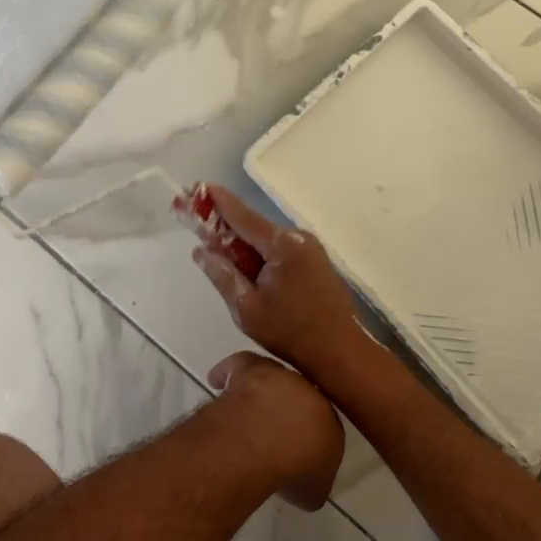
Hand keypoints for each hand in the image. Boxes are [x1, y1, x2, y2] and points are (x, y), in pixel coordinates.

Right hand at [190, 185, 379, 387]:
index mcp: (282, 245)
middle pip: (253, 226)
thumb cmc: (291, 333)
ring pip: (265, 239)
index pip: (241, 215)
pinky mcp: (316, 260)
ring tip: (220, 255)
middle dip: (225, 226)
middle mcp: (298, 238)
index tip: (197, 187)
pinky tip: (247, 269)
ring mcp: (310, 248)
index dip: (217, 201)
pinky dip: (259, 253)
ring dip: (242, 243)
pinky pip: (279, 249)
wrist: (342, 354)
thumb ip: (221, 275)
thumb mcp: (247, 308)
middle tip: (199, 227)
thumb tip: (200, 251)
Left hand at [208, 352, 343, 509]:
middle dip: (289, 412)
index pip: (324, 427)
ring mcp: (276, 374)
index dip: (309, 440)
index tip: (298, 452)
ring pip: (273, 376)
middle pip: (300, 397)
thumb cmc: (297, 467)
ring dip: (264, 391)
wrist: (269, 435)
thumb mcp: (313, 491)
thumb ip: (311, 485)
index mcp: (330, 420)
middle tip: (275, 430)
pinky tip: (218, 382)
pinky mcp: (249, 365)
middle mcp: (307, 390)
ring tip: (252, 410)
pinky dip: (228, 372)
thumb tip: (303, 487)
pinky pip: (239, 364)